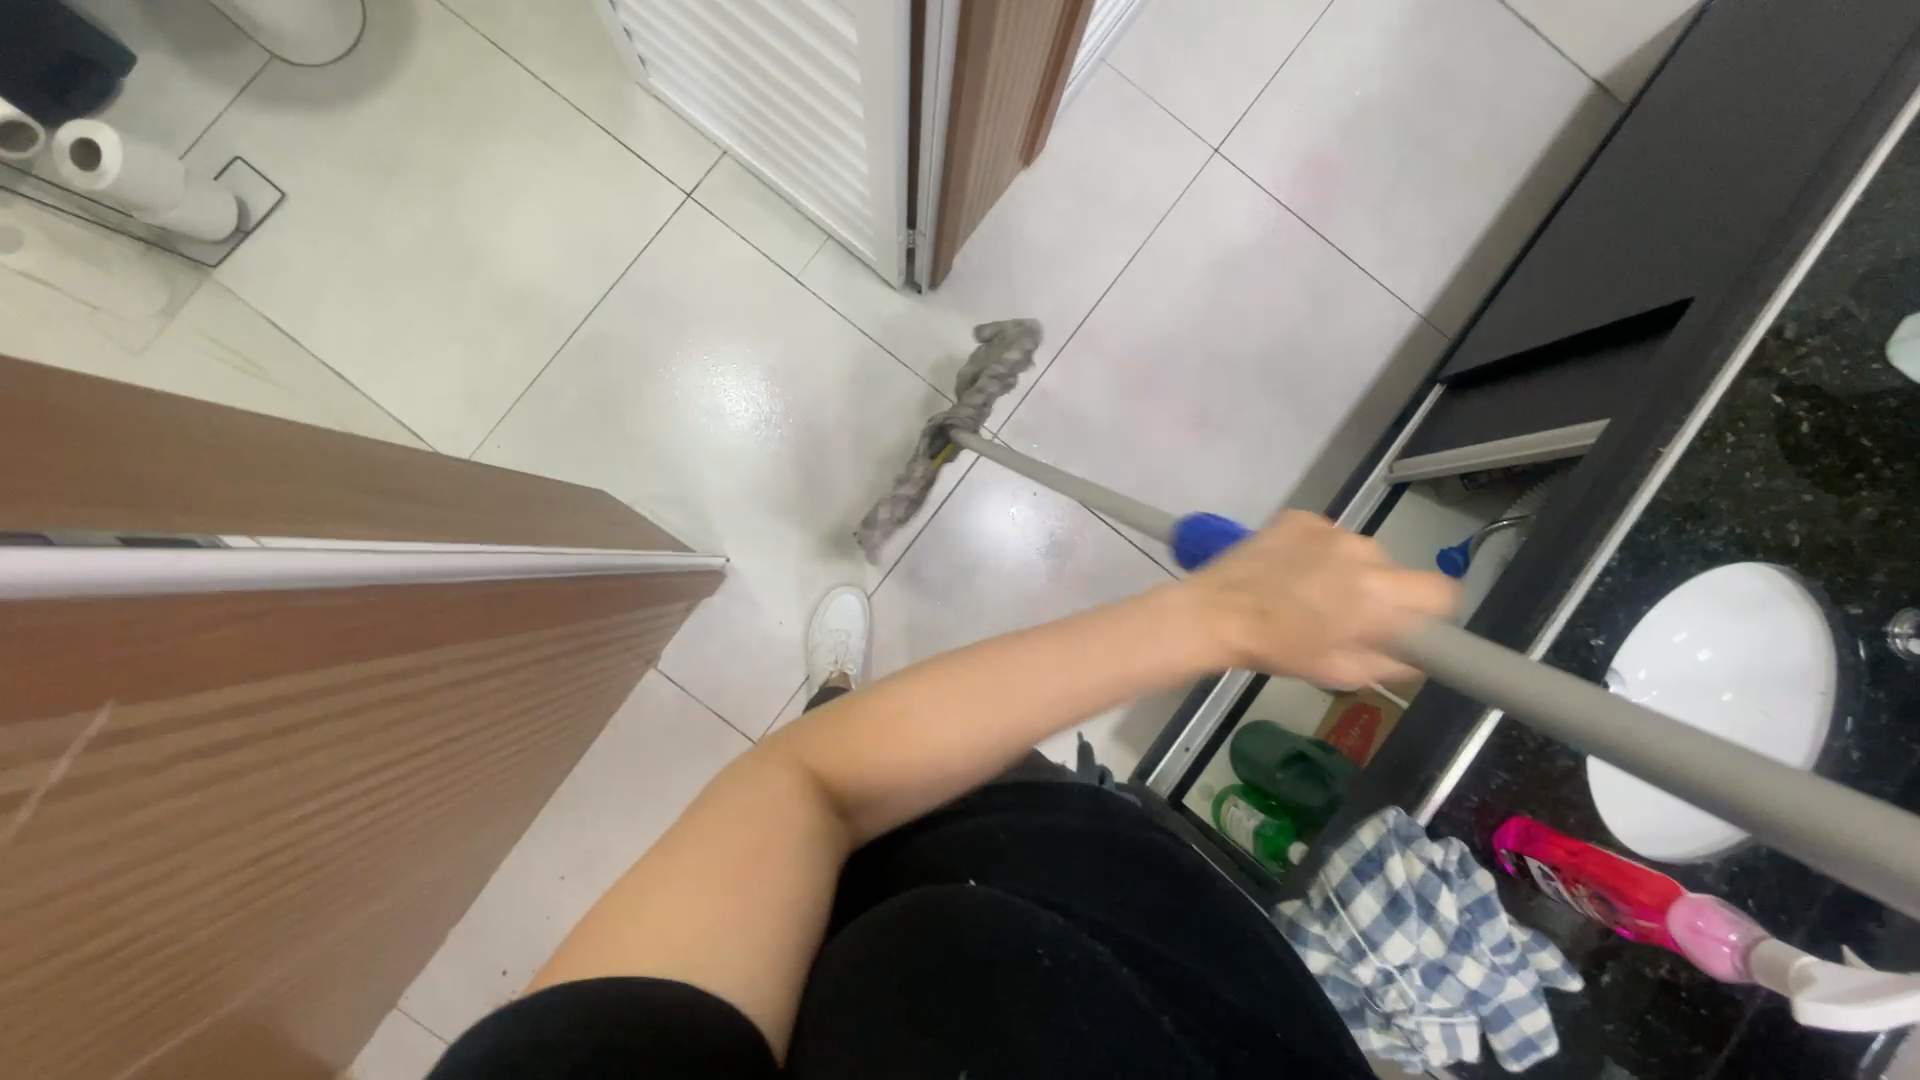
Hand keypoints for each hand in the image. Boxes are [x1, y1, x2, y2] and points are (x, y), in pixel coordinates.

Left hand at [1176, 511, 1458, 687]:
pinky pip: (1323, 536)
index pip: (1443, 591)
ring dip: (1344, 571)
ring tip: (1304, 594)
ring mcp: (1328, 529)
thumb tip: (1417, 655)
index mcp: (1380, 593)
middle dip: (1380, 594)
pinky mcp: (1297, 518)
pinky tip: (1285, 572)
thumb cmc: (1277, 649)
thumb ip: (1393, 664)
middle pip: (1396, 571)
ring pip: (1358, 553)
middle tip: (1344, 616)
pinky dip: (1312, 553)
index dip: (1431, 610)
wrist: (1212, 614)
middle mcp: (1363, 551)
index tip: (1410, 624)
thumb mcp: (1341, 673)